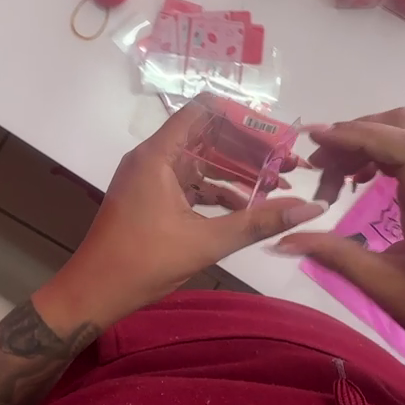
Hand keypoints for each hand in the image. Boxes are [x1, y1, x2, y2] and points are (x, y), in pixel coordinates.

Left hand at [35, 103, 325, 328]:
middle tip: (288, 162)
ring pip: (199, 163)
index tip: (276, 133)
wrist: (94, 292)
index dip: (242, 118)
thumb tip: (310, 208)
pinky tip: (246, 205)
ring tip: (277, 185)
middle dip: (248, 149)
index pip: (203, 112)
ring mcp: (149, 178)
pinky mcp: (149, 198)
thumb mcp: (206, 241)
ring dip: (235, 173)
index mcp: (158, 155)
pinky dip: (216, 191)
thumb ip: (258, 221)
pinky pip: (189, 183)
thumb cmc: (144, 262)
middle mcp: (151, 158)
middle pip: (206, 137)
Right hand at [274, 108, 404, 377]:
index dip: (359, 135)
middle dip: (359, 132)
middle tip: (319, 161)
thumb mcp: (379, 286)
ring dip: (367, 141)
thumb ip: (332, 255)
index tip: (316, 140)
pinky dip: (379, 153)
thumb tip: (279, 241)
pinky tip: (356, 178)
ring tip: (332, 172)